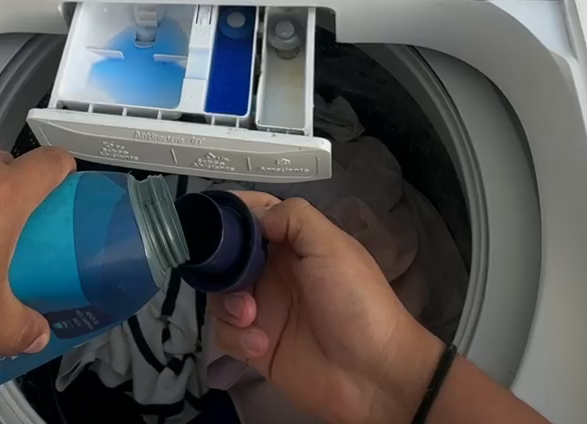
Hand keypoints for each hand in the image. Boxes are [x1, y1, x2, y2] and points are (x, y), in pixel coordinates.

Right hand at [212, 193, 444, 423]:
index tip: (210, 214)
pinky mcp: (257, 346)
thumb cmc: (356, 301)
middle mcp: (273, 271)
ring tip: (249, 315)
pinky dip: (236, 336)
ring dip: (227, 301)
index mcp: (292, 243)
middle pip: (228, 254)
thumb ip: (293, 216)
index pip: (255, 214)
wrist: (376, 376)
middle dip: (221, 263)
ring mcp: (264, 309)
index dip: (233, 210)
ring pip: (220, 293)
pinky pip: (226, 333)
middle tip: (233, 277)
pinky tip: (260, 344)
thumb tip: (255, 216)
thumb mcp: (332, 246)